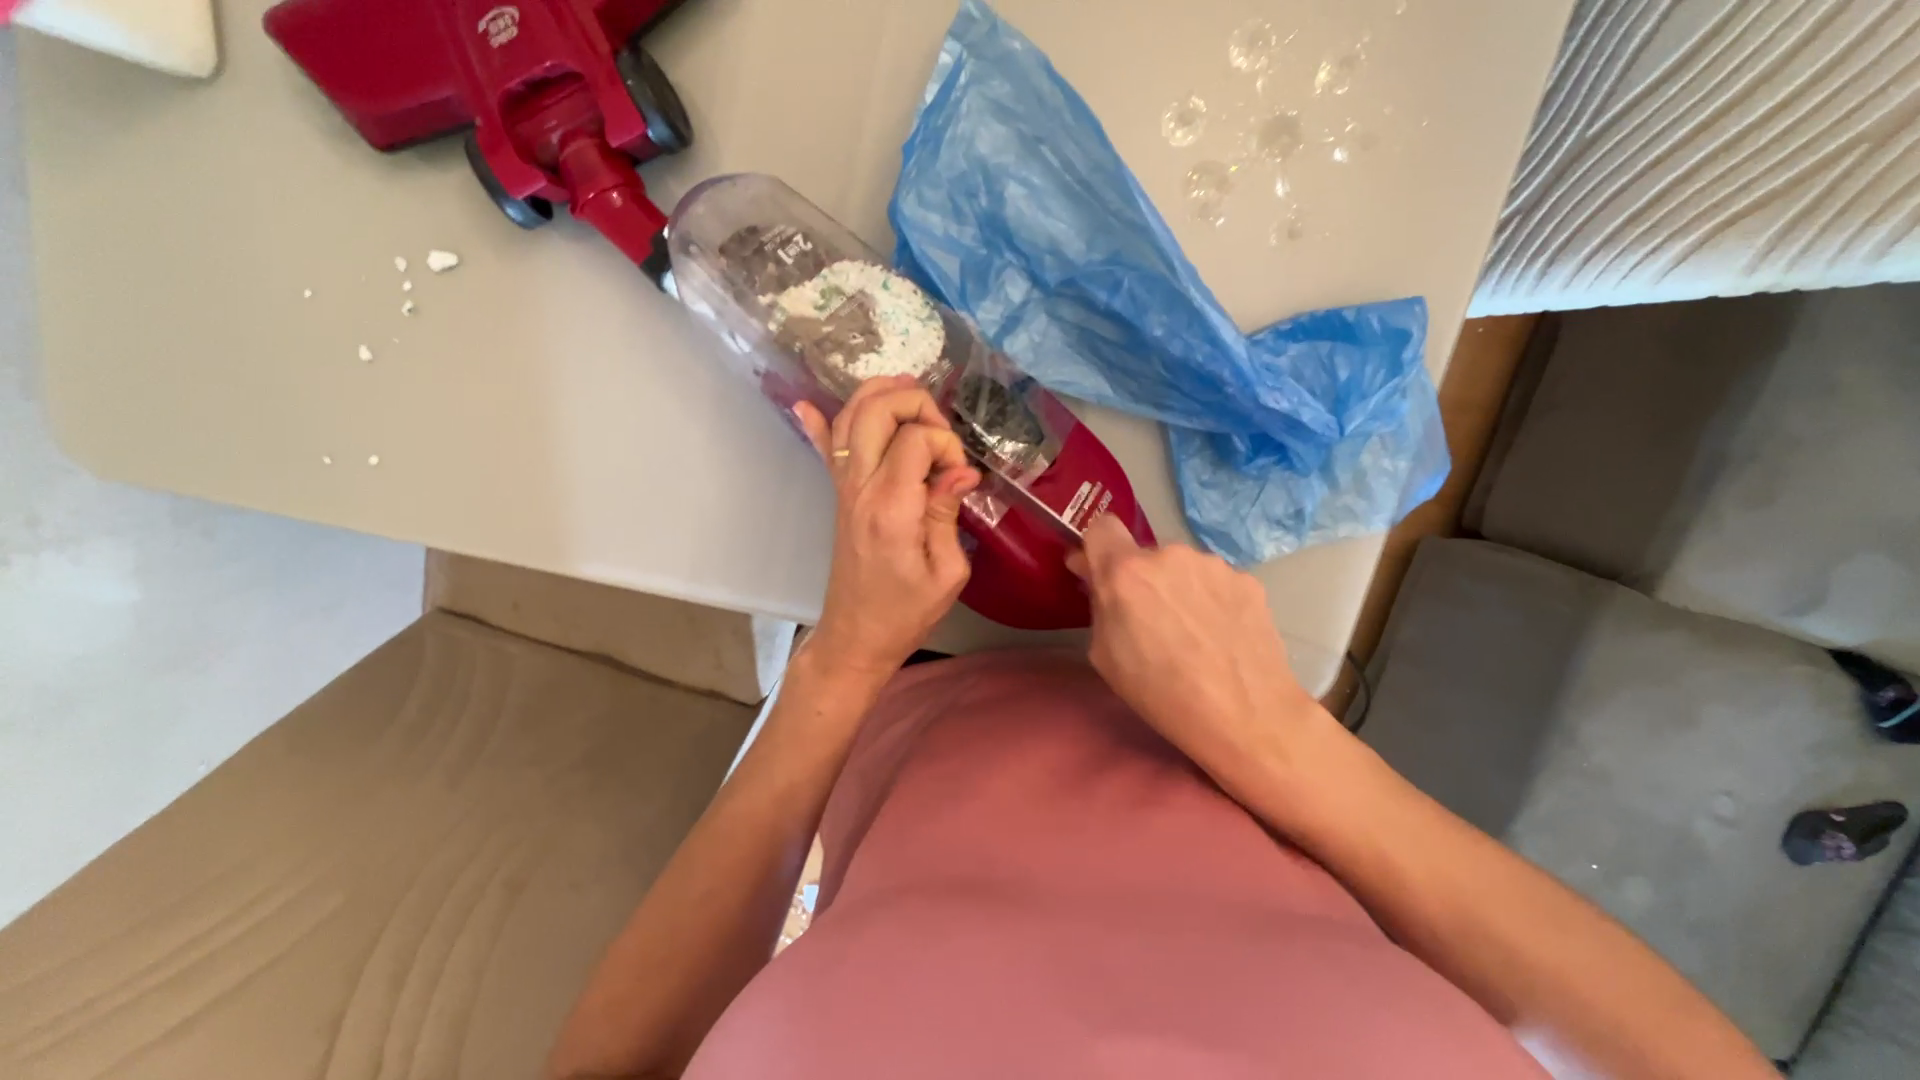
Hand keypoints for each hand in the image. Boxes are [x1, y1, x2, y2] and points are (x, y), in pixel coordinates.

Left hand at [793, 376, 981, 681]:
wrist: (856, 637)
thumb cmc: (907, 613)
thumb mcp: (947, 573)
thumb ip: (949, 513)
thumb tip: (961, 469)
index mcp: (892, 508)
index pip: (916, 439)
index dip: (946, 443)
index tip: (959, 475)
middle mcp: (861, 488)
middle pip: (876, 412)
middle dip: (912, 400)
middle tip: (939, 427)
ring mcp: (844, 489)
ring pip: (850, 420)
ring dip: (876, 395)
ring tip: (907, 389)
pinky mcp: (838, 497)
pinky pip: (826, 452)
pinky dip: (818, 425)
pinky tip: (806, 404)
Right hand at [1069, 516, 1337, 787]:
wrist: (1246, 715)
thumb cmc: (1161, 693)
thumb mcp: (1104, 655)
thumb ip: (1099, 605)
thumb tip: (1098, 576)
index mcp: (1126, 572)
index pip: (1101, 527)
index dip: (1097, 549)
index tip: (1099, 574)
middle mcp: (1170, 555)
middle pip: (1144, 555)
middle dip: (1142, 580)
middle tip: (1152, 622)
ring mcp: (1213, 565)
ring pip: (1182, 569)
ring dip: (1179, 589)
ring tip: (1193, 634)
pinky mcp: (1247, 580)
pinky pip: (1215, 583)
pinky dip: (1211, 601)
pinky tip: (1221, 636)